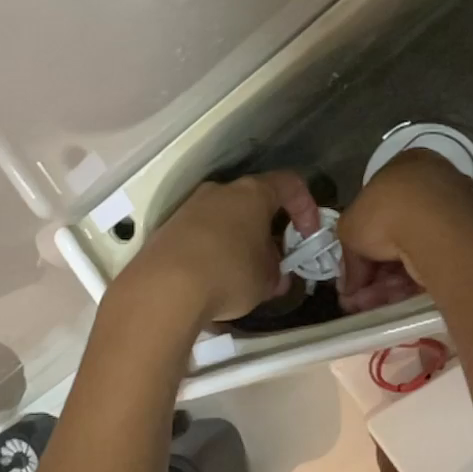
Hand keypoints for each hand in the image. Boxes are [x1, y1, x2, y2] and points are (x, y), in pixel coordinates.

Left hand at [115, 171, 321, 323]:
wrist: (164, 287)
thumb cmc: (229, 274)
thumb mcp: (265, 281)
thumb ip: (276, 273)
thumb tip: (276, 275)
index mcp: (252, 193)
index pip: (289, 184)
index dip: (306, 207)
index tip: (308, 236)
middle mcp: (220, 191)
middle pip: (253, 202)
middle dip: (269, 230)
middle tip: (274, 262)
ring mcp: (190, 207)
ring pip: (225, 218)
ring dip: (240, 241)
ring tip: (244, 275)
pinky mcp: (169, 229)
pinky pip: (201, 235)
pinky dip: (214, 251)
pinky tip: (214, 279)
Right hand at [337, 149, 472, 312]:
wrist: (435, 227)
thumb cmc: (385, 211)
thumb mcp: (349, 228)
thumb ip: (347, 256)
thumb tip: (347, 287)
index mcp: (407, 165)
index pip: (378, 205)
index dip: (361, 240)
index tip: (351, 267)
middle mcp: (434, 185)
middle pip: (395, 234)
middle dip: (372, 270)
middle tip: (355, 295)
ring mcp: (454, 213)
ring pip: (412, 253)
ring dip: (385, 284)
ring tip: (366, 306)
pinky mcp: (468, 242)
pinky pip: (431, 264)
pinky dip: (409, 285)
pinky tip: (390, 304)